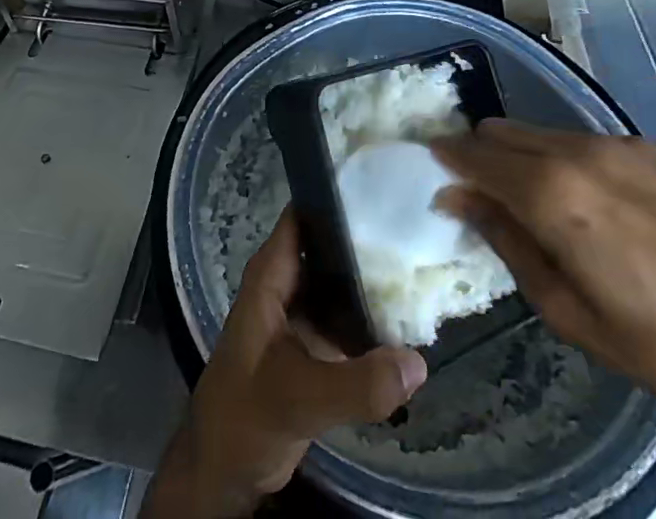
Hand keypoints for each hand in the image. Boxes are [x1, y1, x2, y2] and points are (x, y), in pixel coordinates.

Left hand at [143, 210, 427, 518]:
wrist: (224, 472)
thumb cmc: (244, 418)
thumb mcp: (297, 398)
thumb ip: (355, 383)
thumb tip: (417, 362)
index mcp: (273, 275)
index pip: (307, 214)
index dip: (340, 194)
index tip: (387, 183)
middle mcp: (291, 284)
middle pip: (335, 243)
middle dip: (374, 233)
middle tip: (426, 220)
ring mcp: (307, 314)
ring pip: (348, 279)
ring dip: (382, 273)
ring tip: (431, 255)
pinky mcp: (321, 344)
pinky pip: (355, 315)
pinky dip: (380, 312)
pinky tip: (417, 310)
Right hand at [432, 120, 655, 441]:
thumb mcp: (570, 312)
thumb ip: (508, 242)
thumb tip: (459, 199)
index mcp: (554, 192)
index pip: (475, 155)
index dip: (445, 160)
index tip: (429, 171)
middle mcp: (585, 150)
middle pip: (507, 131)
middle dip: (482, 154)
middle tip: (478, 196)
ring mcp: (630, 144)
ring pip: (550, 133)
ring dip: (527, 157)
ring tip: (537, 204)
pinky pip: (596, 144)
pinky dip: (575, 162)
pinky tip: (601, 208)